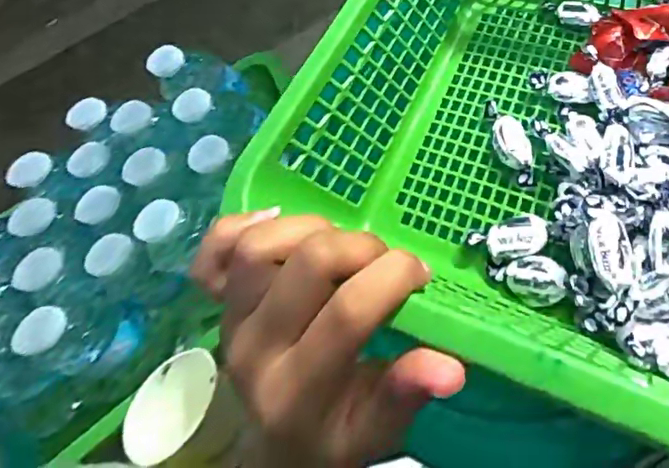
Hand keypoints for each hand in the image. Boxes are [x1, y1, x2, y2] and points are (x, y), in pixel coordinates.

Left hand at [192, 211, 466, 467]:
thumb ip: (407, 394)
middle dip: (365, 246)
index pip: (349, 311)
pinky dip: (244, 224)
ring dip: (315, 230)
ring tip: (342, 248)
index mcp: (298, 389)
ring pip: (263, 245)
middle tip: (383, 263)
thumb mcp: (375, 430)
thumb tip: (453, 368)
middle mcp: (256, 351)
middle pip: (312, 260)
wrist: (272, 448)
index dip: (395, 275)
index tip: (420, 276)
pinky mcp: (217, 302)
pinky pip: (215, 249)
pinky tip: (280, 223)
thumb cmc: (335, 432)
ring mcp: (231, 321)